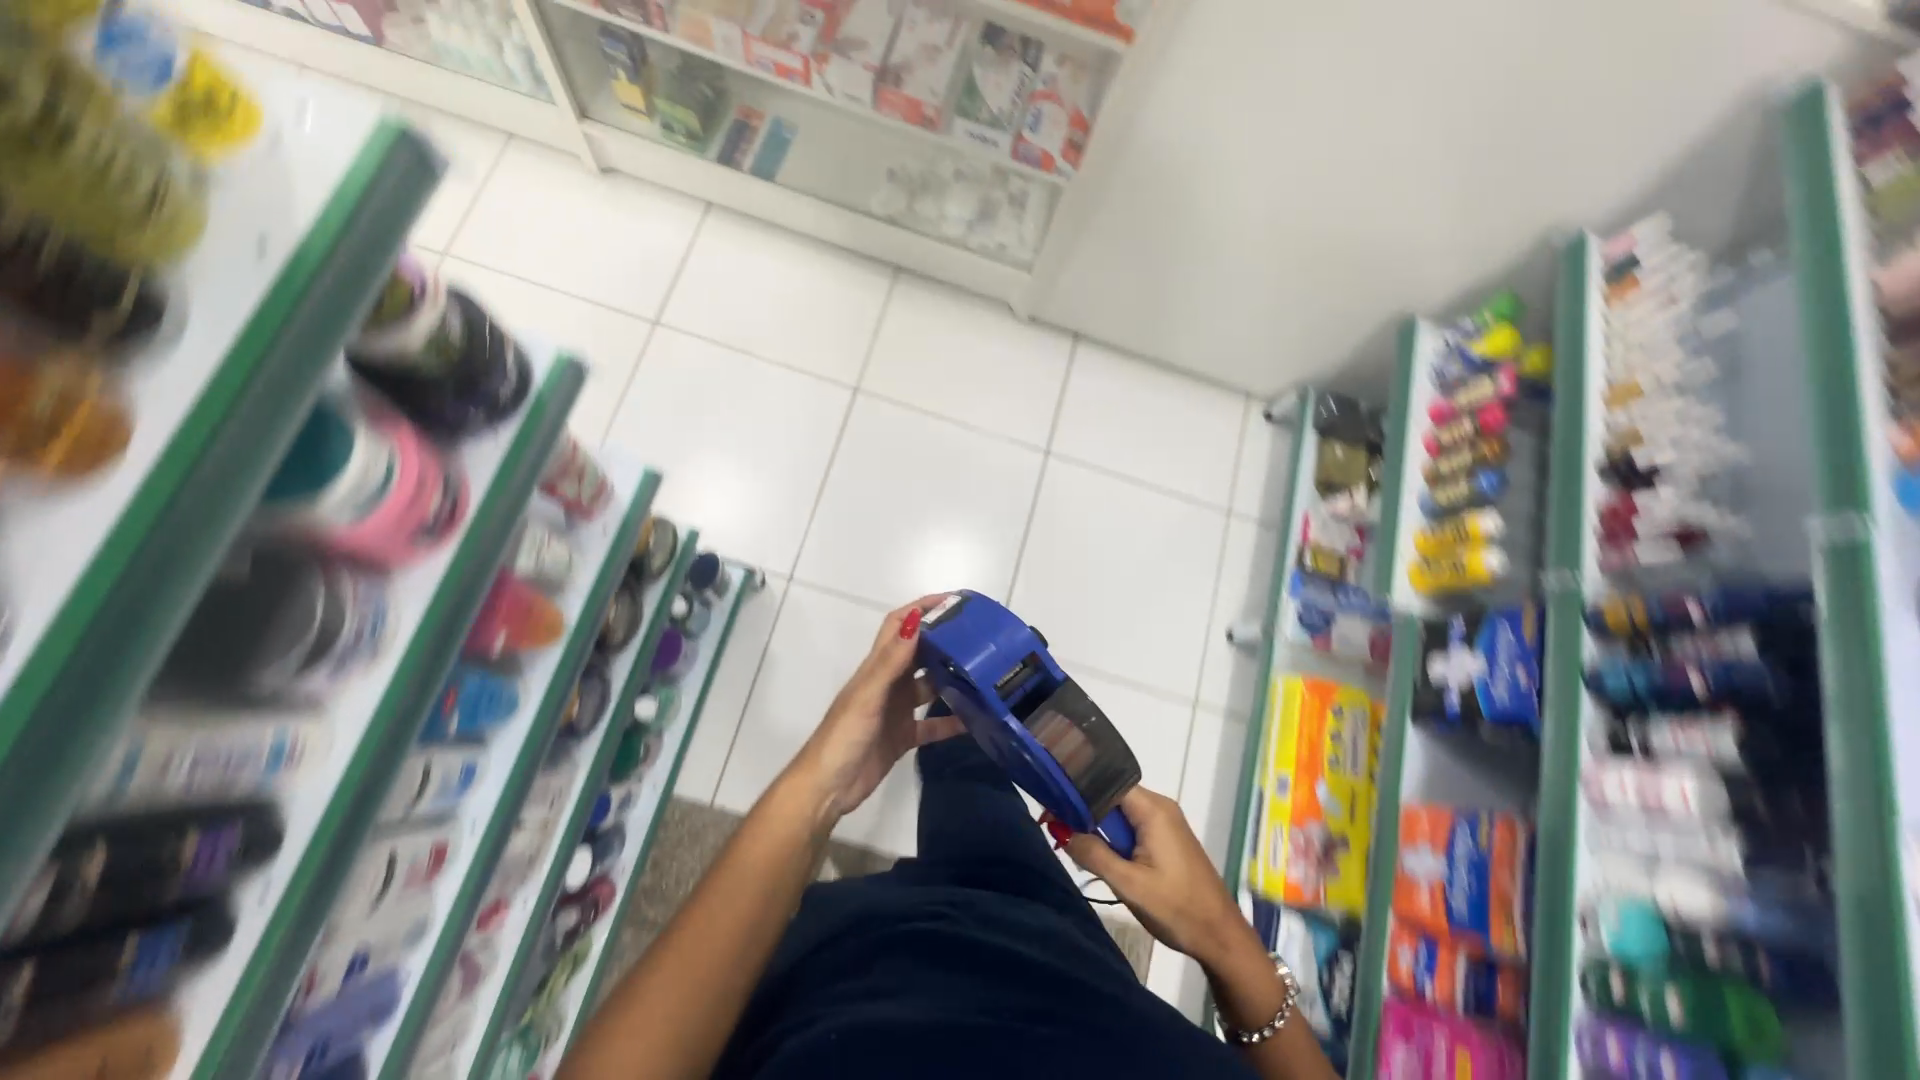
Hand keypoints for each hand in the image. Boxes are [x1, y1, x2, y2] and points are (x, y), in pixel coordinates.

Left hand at [782, 595, 965, 821]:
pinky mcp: (903, 737)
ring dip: (952, 679)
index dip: (922, 608)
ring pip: (929, 687)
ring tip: (984, 673)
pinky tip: (975, 721)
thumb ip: (892, 661)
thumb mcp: (868, 696)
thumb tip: (916, 619)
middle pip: (919, 653)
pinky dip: (951, 722)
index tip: (954, 602)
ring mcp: (896, 710)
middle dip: (945, 640)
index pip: (899, 625)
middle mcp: (888, 684)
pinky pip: (932, 726)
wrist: (828, 787)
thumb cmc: (844, 736)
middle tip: (980, 637)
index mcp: (877, 668)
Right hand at [1063, 787, 1260, 970]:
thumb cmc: (1177, 909)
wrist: (1220, 937)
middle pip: (1111, 795)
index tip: (1050, 808)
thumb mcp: (1129, 884)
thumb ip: (1094, 854)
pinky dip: (1112, 838)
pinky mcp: (1165, 840)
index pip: (1107, 782)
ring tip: (1068, 841)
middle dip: (1082, 810)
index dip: (1077, 791)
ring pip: (1119, 813)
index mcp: (1153, 810)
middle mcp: (1160, 807)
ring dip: (1095, 827)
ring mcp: (1165, 823)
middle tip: (1052, 828)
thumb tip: (1062, 831)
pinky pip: (1131, 827)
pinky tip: (1095, 854)